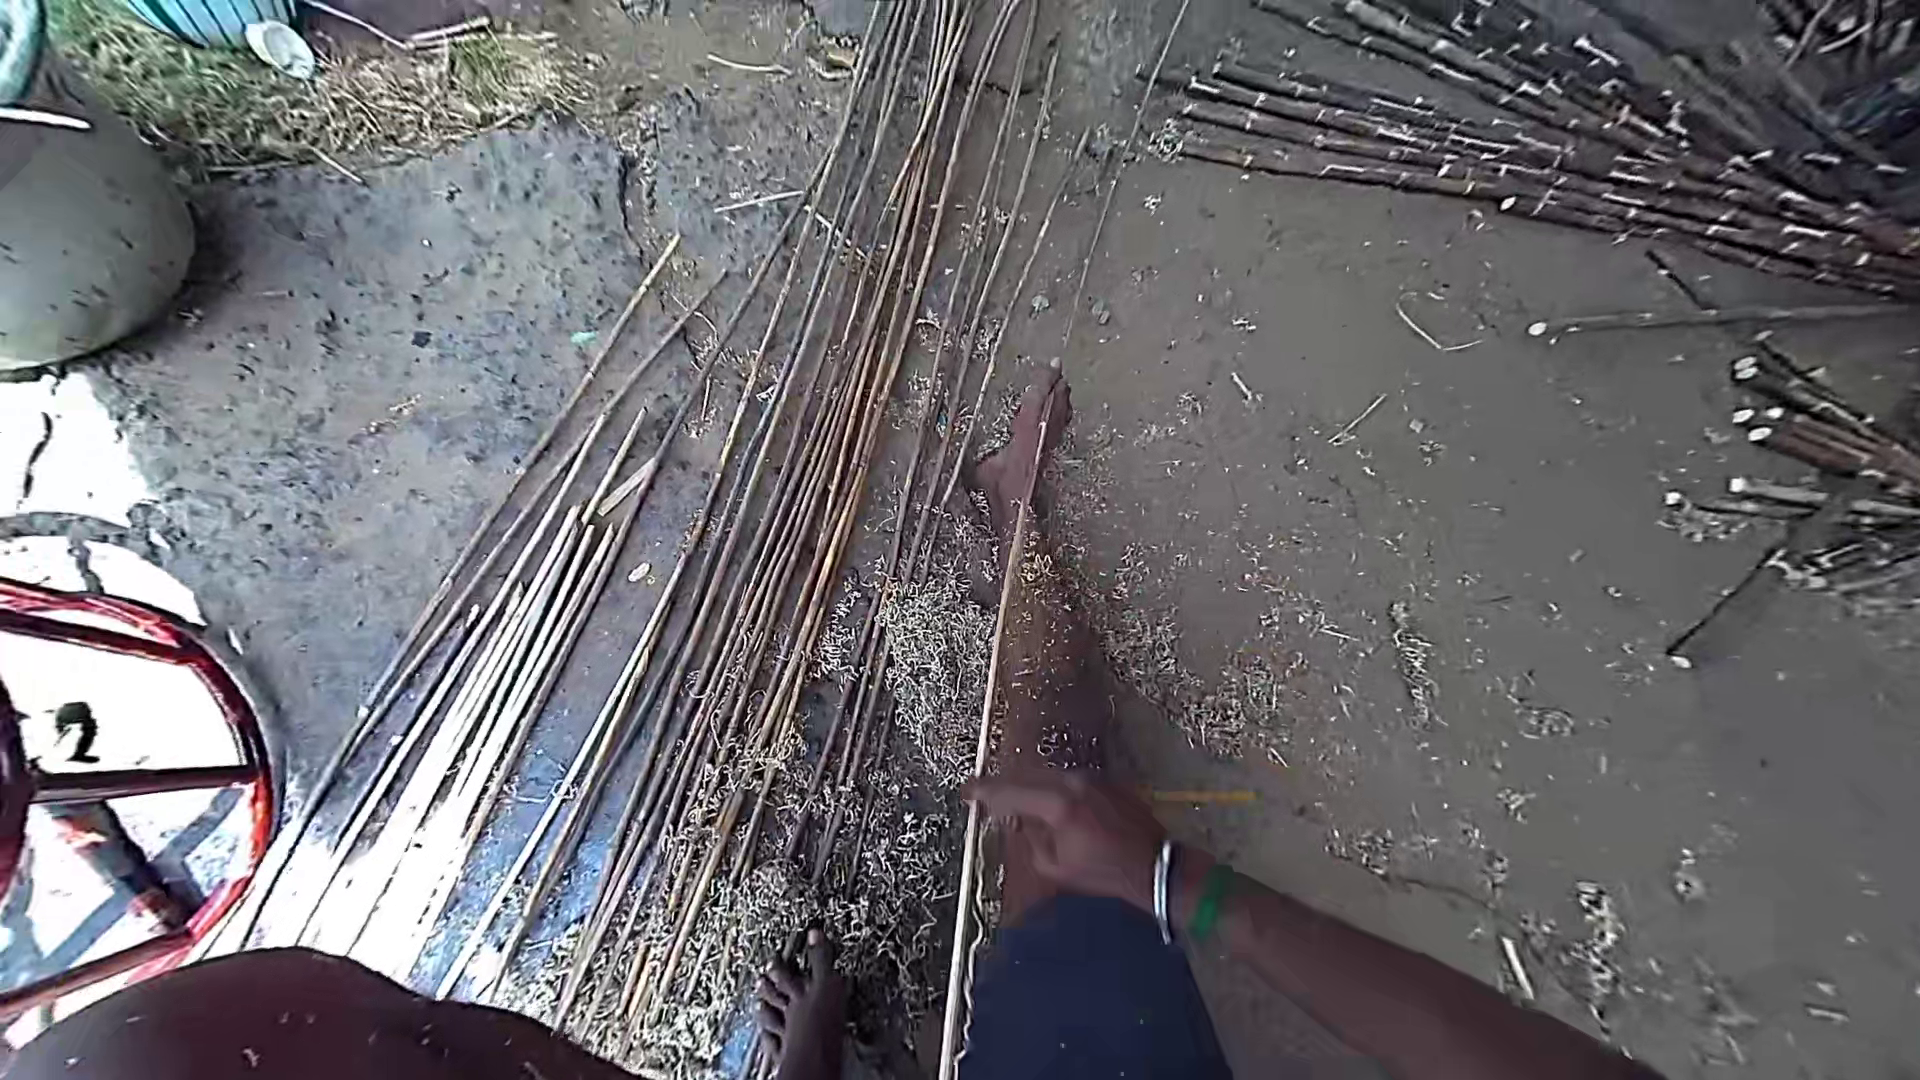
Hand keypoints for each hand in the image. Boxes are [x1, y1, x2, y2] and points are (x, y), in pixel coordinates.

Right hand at [961, 770, 1169, 913]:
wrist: (1152, 864)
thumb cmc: (1102, 872)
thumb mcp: (1055, 866)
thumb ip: (1029, 838)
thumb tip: (1016, 820)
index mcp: (1057, 804)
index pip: (1011, 791)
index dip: (985, 791)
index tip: (966, 791)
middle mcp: (1070, 780)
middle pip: (1025, 774)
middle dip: (1002, 783)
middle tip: (983, 793)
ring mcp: (1088, 776)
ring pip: (1045, 772)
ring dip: (1024, 782)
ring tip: (1009, 796)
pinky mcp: (1100, 778)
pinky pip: (1063, 776)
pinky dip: (1046, 784)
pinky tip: (1041, 797)